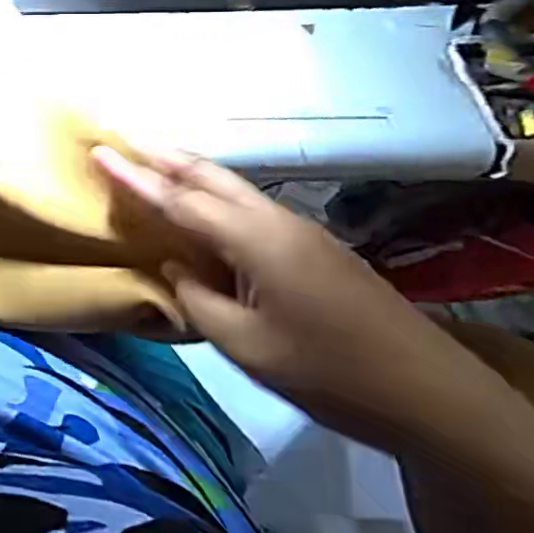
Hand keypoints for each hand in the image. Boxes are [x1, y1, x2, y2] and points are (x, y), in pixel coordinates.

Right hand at [92, 146, 528, 455]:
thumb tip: (176, 266)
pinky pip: (249, 206)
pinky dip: (214, 195)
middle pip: (210, 176)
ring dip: (190, 172)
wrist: (433, 396)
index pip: (179, 200)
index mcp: (255, 242)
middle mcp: (276, 222)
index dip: (134, 177)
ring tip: (154, 163)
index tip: (100, 150)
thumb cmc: (330, 374)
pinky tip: (204, 209)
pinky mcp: (314, 246)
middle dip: (164, 155)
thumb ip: (198, 300)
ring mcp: (300, 231)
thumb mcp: (247, 347)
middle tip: (124, 137)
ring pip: (232, 187)